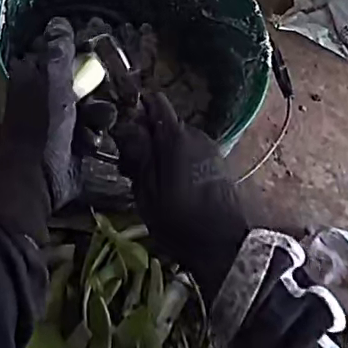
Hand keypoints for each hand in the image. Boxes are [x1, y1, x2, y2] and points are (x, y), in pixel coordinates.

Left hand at [0, 17, 77, 241]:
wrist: (36, 181)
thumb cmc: (40, 125)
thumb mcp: (51, 80)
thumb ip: (58, 50)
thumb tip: (59, 20)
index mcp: (33, 72)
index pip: (62, 49)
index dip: (81, 51)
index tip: (95, 55)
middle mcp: (45, 92)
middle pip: (82, 76)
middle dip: (95, 87)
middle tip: (96, 96)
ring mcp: (58, 118)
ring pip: (92, 103)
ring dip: (97, 114)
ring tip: (93, 126)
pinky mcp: (72, 141)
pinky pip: (93, 129)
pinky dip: (93, 135)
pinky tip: (89, 143)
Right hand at [112, 93, 248, 296]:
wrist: (224, 246)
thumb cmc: (180, 220)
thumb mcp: (148, 192)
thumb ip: (138, 154)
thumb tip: (127, 126)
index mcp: (176, 137)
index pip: (155, 102)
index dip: (137, 108)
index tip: (123, 128)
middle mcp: (196, 134)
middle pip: (165, 122)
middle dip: (147, 136)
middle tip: (130, 165)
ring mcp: (210, 147)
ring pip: (178, 138)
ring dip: (163, 150)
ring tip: (149, 180)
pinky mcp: (218, 162)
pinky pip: (191, 150)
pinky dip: (178, 159)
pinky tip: (171, 184)